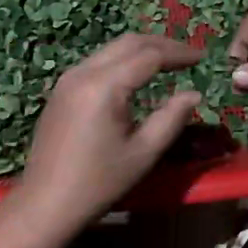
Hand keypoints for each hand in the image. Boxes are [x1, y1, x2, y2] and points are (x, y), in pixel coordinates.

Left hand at [6, 35, 201, 239]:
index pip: (149, 55)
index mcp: (105, 86)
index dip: (178, 53)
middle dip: (161, 45)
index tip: (202, 58)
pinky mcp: (61, 90)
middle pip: (128, 43)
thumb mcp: (143, 153)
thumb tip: (193, 94)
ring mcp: (68, 79)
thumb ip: (171, 118)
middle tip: (189, 55)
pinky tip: (137, 76)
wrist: (45, 204)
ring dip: (141, 50)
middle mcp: (83, 72)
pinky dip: (122, 61)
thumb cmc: (98, 183)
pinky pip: (97, 62)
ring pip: (111, 49)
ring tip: (169, 62)